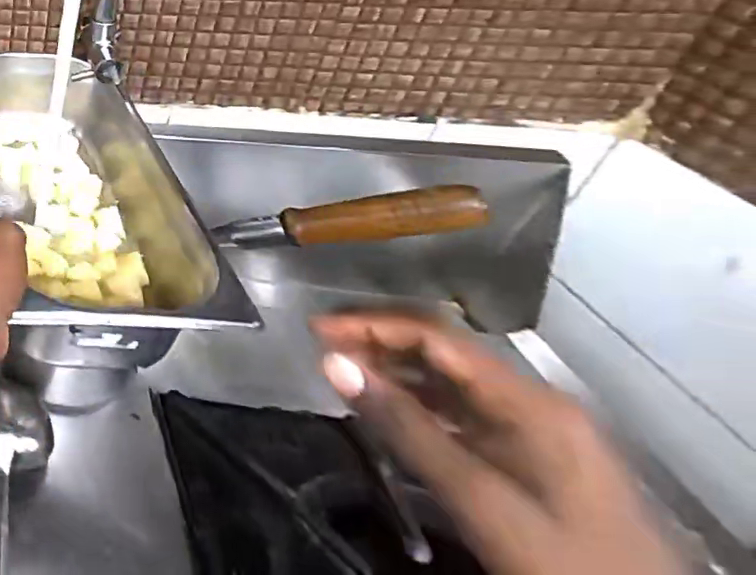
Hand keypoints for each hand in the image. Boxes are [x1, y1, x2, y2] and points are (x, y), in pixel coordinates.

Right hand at [314, 313, 680, 574]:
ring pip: (452, 379)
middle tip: (322, 347)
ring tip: (343, 373)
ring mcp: (540, 430)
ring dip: (395, 370)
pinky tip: (388, 409)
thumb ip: (402, 425)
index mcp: (529, 401)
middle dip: (378, 342)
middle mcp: (536, 402)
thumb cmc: (561, 559)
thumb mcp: (476, 496)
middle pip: (444, 352)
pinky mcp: (536, 456)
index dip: (370, 325)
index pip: (436, 337)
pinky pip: (464, 409)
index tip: (316, 330)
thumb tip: (330, 361)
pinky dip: (418, 400)